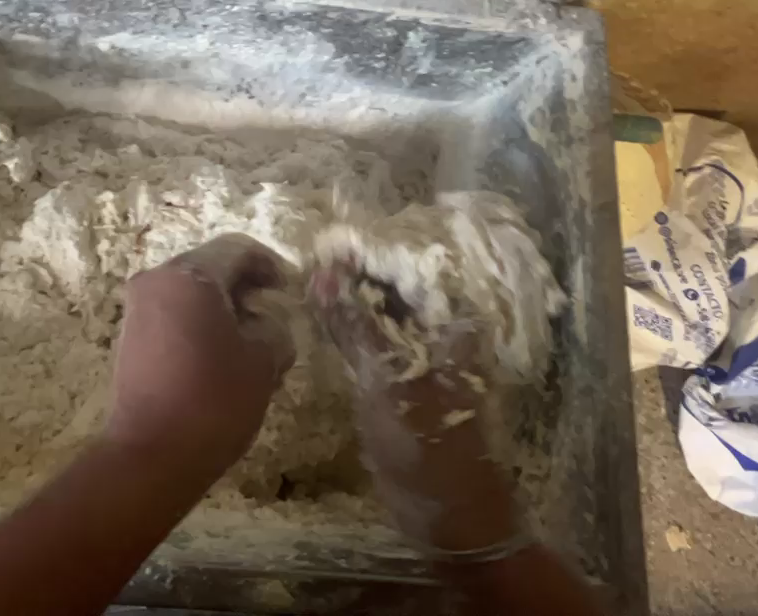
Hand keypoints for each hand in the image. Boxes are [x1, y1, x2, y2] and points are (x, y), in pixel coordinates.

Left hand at [106, 234, 295, 481]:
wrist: (150, 456)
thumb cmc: (213, 399)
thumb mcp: (263, 360)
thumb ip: (274, 328)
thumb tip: (265, 323)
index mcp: (189, 274)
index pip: (237, 249)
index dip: (270, 265)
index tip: (289, 291)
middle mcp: (157, 279)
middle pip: (211, 266)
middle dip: (245, 288)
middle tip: (273, 317)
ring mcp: (138, 308)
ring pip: (191, 292)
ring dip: (222, 307)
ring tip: (250, 343)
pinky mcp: (130, 336)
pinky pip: (174, 314)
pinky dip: (200, 323)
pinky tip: (219, 358)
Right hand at [311, 259, 524, 557]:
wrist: (451, 515)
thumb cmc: (428, 444)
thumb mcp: (387, 381)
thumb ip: (354, 324)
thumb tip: (324, 271)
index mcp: (450, 322)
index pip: (404, 268)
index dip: (364, 253)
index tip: (322, 242)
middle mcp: (439, 329)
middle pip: (391, 286)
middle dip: (351, 272)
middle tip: (307, 258)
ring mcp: (421, 353)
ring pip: (379, 311)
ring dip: (346, 297)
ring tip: (306, 280)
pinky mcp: (403, 376)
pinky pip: (373, 338)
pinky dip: (348, 325)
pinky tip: (320, 315)